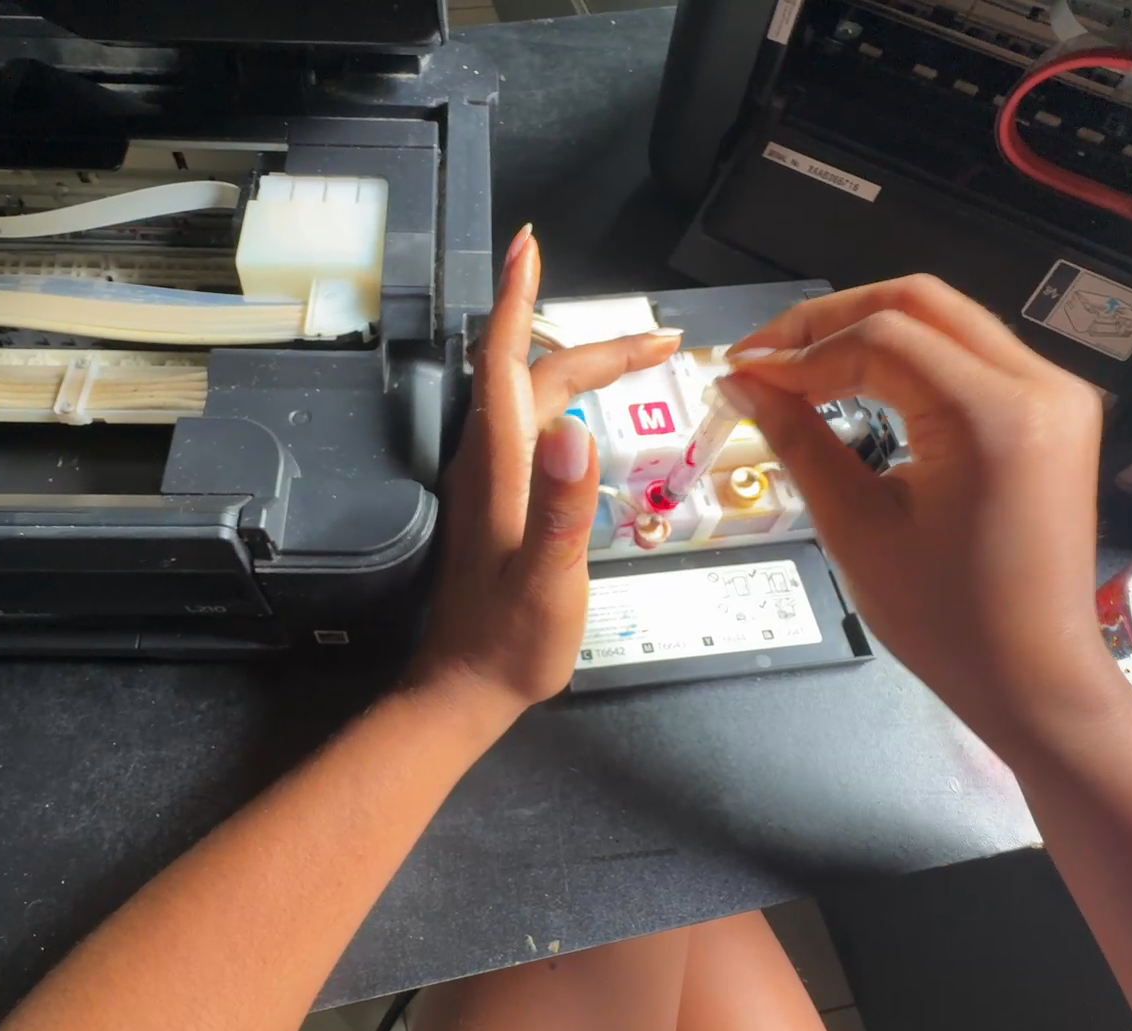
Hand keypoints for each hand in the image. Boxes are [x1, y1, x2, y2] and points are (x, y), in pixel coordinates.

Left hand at [409, 226, 682, 717]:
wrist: (468, 685)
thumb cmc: (510, 640)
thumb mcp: (547, 581)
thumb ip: (560, 509)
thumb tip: (576, 427)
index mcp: (498, 467)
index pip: (501, 364)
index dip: (514, 301)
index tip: (528, 245)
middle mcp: (488, 462)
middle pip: (533, 378)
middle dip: (596, 348)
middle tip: (663, 340)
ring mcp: (490, 481)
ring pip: (533, 401)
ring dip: (581, 369)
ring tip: (638, 359)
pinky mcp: (498, 502)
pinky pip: (532, 429)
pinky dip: (567, 401)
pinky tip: (589, 412)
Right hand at [723, 275, 1120, 756]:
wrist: (1031, 674)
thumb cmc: (939, 616)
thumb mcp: (852, 525)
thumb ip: (795, 438)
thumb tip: (740, 384)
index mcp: (992, 416)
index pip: (878, 341)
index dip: (796, 351)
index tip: (737, 374)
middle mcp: (1038, 383)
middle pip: (916, 302)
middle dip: (825, 321)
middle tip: (760, 356)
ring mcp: (1052, 392)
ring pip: (941, 318)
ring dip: (859, 332)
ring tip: (793, 368)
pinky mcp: (1047, 411)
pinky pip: (961, 353)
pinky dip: (896, 357)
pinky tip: (848, 384)